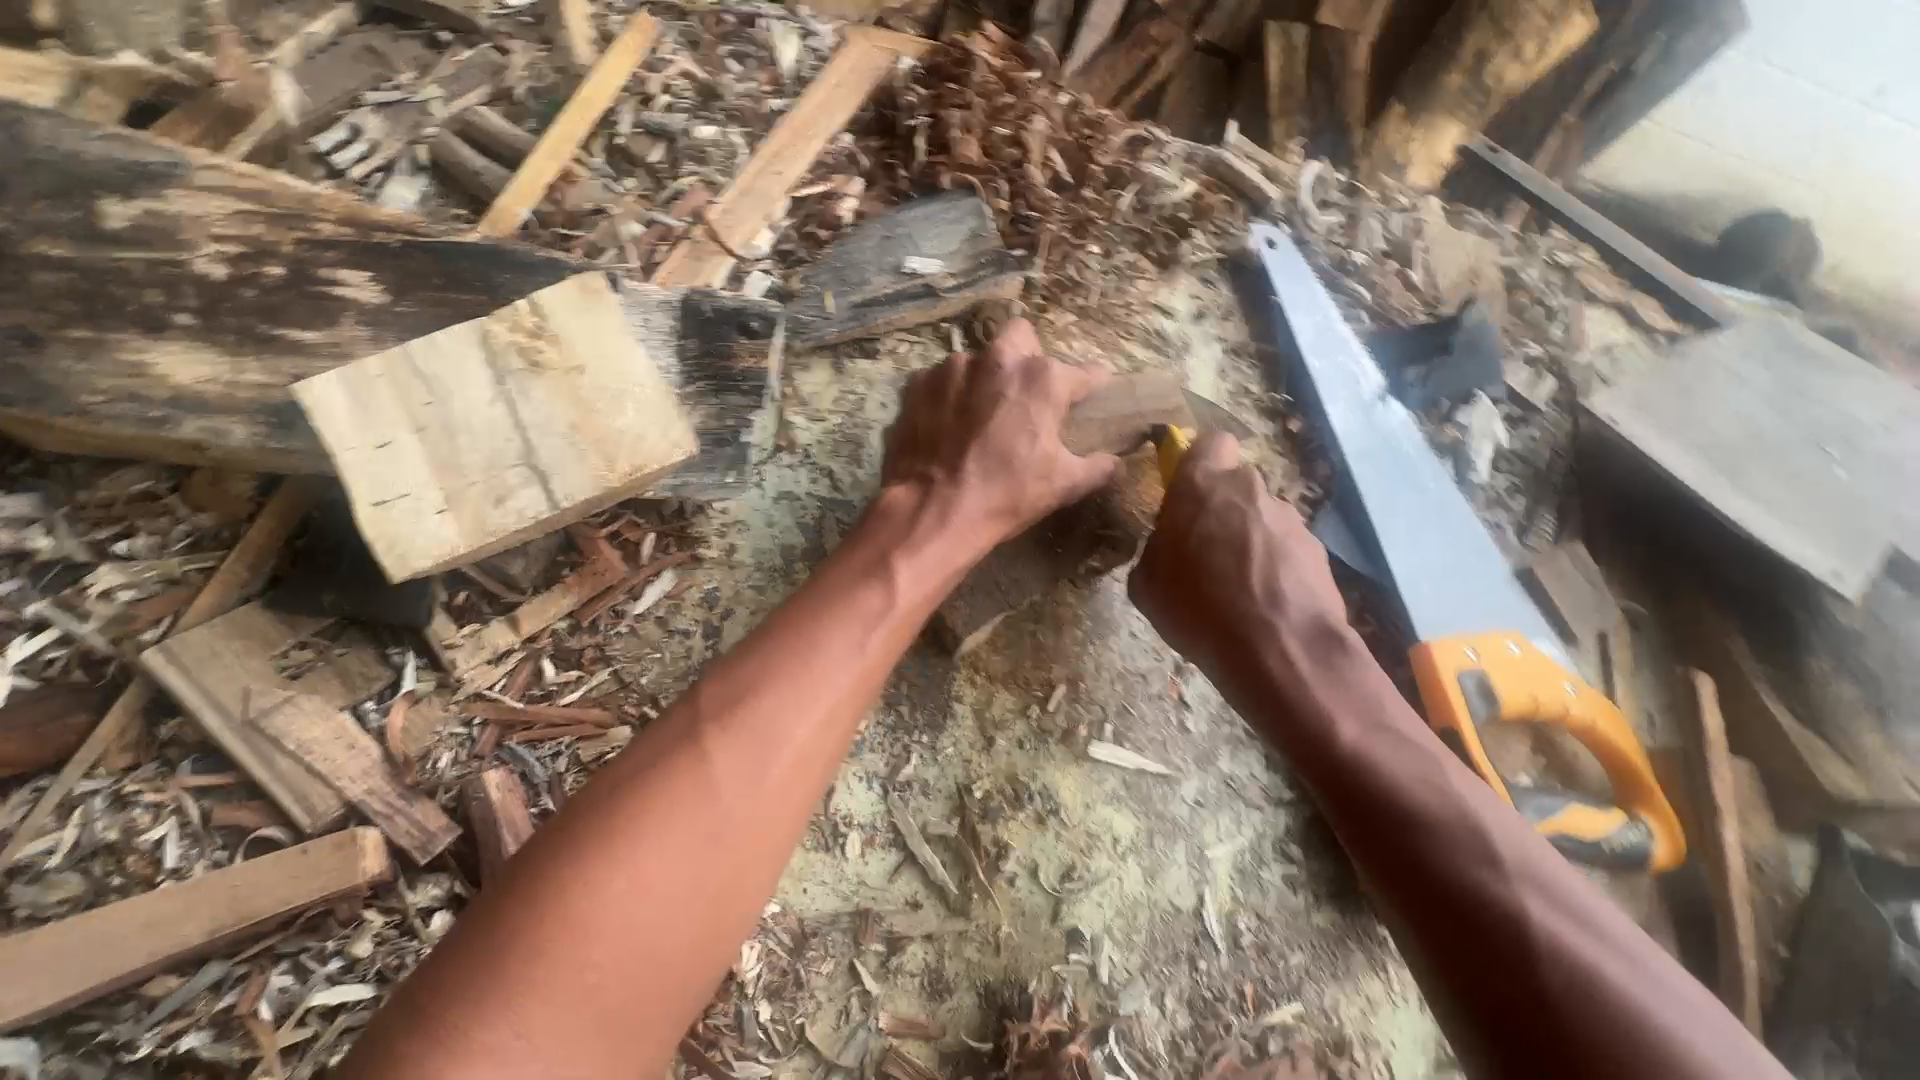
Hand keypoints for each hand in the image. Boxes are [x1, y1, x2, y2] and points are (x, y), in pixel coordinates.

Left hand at [882, 318, 1119, 550]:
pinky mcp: (919, 382)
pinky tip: (947, 424)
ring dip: (984, 378)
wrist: (933, 510)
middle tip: (1025, 395)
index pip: (1085, 373)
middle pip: (1023, 337)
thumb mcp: (1064, 485)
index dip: (1091, 387)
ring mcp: (954, 366)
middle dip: (1028, 357)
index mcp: (1043, 379)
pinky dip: (948, 395)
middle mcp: (999, 359)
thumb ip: (1098, 467)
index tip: (1090, 398)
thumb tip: (1116, 461)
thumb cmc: (1006, 495)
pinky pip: (941, 379)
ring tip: (979, 414)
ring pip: (978, 358)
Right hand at [1129, 433, 1352, 688]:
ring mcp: (1289, 517)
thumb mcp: (1147, 584)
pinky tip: (1267, 605)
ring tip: (1240, 590)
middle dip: (1223, 511)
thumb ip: (1158, 550)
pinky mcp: (1317, 549)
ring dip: (1251, 542)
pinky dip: (1277, 568)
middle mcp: (1249, 489)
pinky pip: (1287, 549)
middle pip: (1235, 486)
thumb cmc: (1196, 607)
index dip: (1201, 462)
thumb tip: (1170, 549)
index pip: (1210, 443)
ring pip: (1262, 518)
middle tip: (1208, 554)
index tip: (1189, 494)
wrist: (1278, 648)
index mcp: (1202, 485)